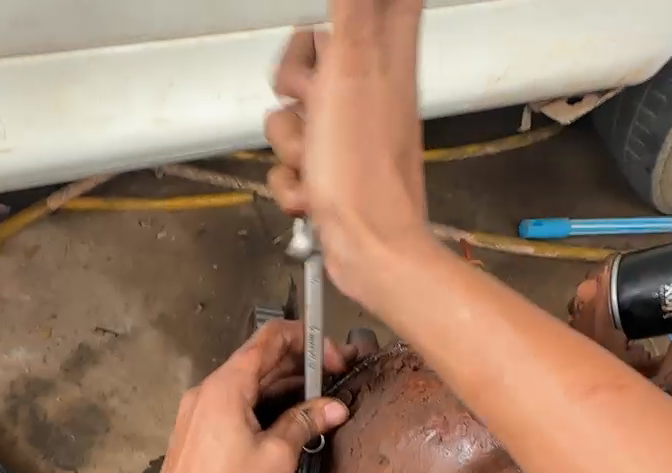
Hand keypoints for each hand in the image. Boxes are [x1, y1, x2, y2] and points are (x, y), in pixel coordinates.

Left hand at [136, 320, 352, 472]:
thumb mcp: (276, 459)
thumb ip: (304, 423)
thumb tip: (336, 406)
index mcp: (225, 387)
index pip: (269, 339)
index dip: (308, 340)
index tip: (337, 360)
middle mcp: (206, 390)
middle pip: (259, 361)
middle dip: (300, 366)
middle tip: (336, 383)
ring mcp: (197, 412)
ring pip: (247, 386)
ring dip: (283, 389)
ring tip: (319, 405)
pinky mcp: (195, 434)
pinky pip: (234, 407)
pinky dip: (263, 407)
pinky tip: (288, 423)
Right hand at [266, 0, 430, 298]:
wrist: (367, 250)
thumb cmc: (363, 174)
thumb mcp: (350, 69)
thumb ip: (352, 8)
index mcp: (381, 54)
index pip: (367, 3)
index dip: (339, 12)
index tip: (331, 28)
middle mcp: (366, 92)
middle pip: (308, 60)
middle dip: (292, 87)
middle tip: (310, 104)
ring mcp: (345, 137)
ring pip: (290, 118)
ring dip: (290, 147)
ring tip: (316, 164)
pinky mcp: (329, 176)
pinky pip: (289, 165)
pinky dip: (292, 184)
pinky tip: (312, 194)